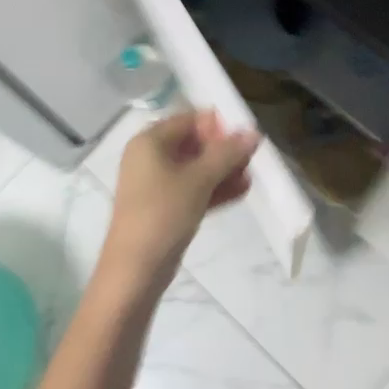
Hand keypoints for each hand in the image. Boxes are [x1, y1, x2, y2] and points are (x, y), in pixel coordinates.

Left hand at [99, 111, 260, 290]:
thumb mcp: (199, 180)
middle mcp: (148, 156)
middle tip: (251, 160)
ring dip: (222, 171)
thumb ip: (227, 153)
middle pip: (192, 143)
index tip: (244, 139)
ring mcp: (154, 183)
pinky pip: (191, 189)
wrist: (135, 269)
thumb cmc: (163, 213)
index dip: (218, 126)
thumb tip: (253, 132)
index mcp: (149, 141)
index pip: (189, 120)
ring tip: (250, 178)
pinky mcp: (162, 207)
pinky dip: (212, 189)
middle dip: (223, 151)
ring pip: (194, 168)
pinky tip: (240, 192)